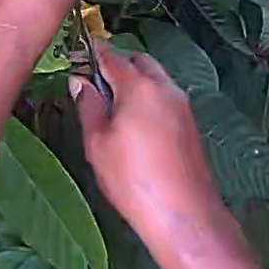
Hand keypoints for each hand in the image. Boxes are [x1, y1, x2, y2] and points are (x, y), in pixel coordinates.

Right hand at [71, 42, 230, 247]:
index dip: (93, 52)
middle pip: (139, 61)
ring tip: (115, 107)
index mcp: (139, 85)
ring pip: (156, 77)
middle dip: (118, 64)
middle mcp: (164, 86)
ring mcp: (182, 103)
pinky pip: (166, 96)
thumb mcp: (98, 143)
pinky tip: (138, 123)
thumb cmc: (132, 179)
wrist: (185, 216)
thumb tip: (80, 79)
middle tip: (97, 84)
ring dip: (136, 81)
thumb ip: (88, 105)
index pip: (112, 56)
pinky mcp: (191, 122)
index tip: (78, 54)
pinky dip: (150, 97)